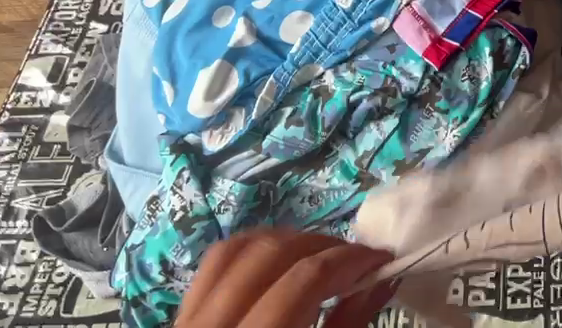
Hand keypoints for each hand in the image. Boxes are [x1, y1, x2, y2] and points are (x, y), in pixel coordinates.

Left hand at [179, 230, 395, 327]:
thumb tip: (382, 279)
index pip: (304, 281)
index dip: (349, 260)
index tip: (382, 259)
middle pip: (271, 255)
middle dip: (323, 246)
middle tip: (357, 261)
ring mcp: (187, 327)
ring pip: (239, 250)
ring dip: (289, 241)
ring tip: (322, 256)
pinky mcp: (179, 324)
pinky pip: (215, 266)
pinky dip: (253, 250)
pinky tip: (281, 260)